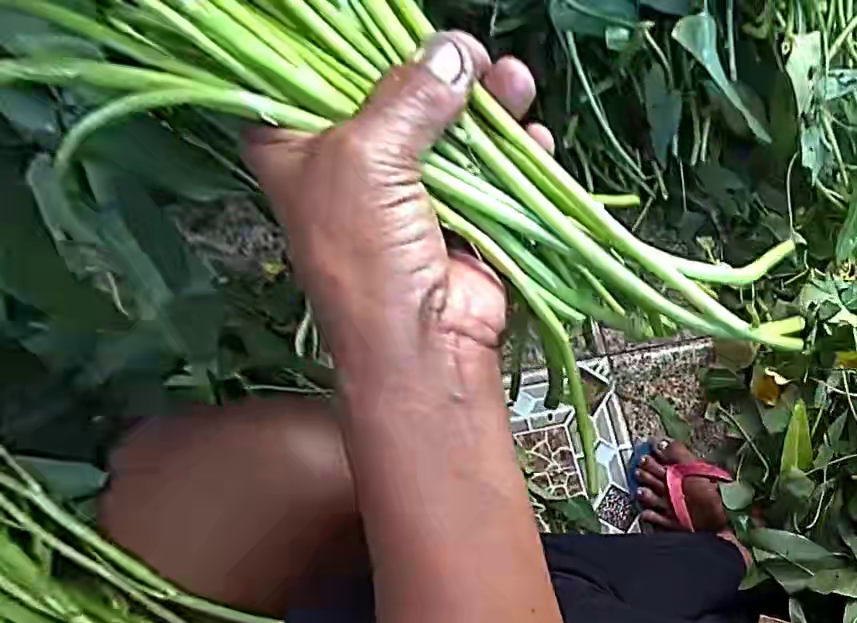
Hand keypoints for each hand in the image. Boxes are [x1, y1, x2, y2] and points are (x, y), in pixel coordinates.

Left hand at [243, 33, 554, 379]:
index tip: (415, 29)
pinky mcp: (475, 225)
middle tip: (480, 56)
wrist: (427, 339)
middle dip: (449, 79)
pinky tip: (534, 137)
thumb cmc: (367, 252)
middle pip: (408, 103)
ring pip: (461, 141)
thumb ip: (408, 101)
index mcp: (303, 140)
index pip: (331, 71)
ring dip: (493, 116)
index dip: (373, 47)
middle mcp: (364, 165)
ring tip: (518, 84)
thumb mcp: (367, 156)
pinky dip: (520, 162)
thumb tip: (453, 53)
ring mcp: (424, 197)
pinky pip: (500, 183)